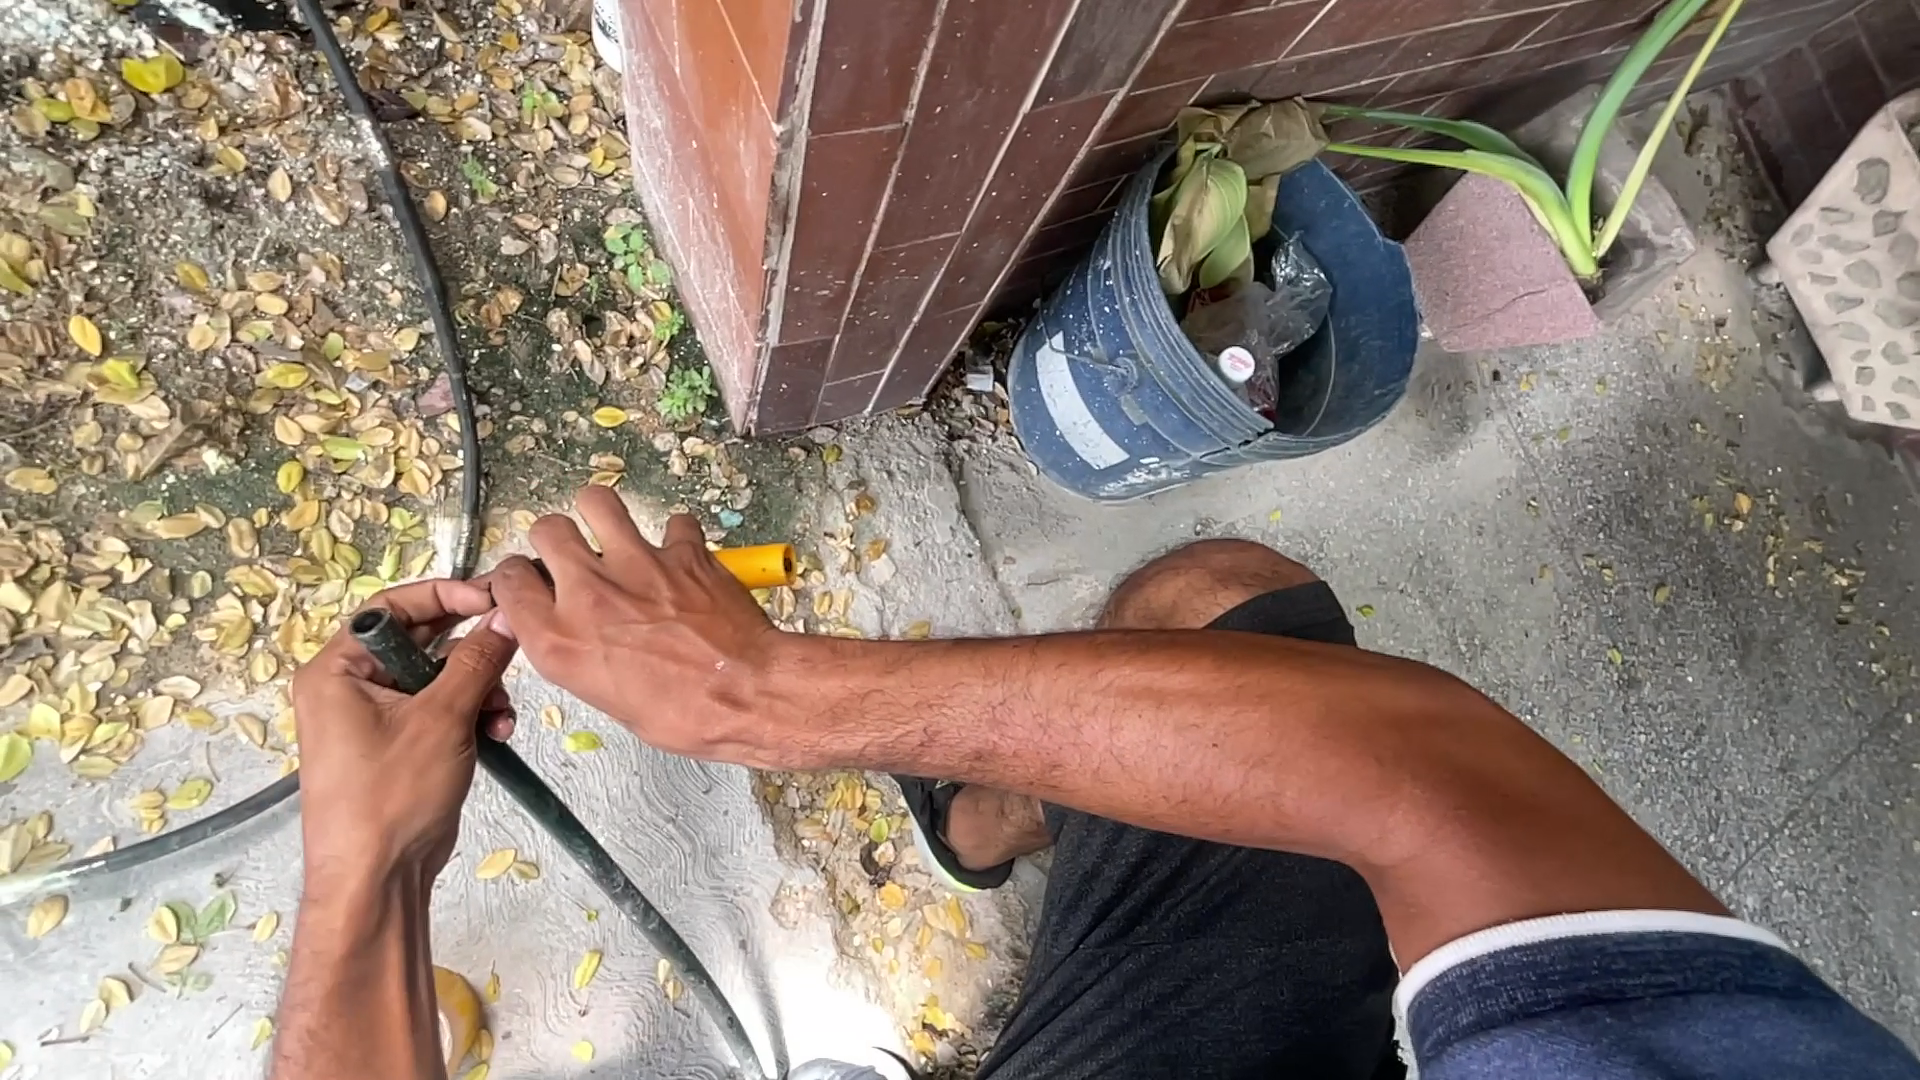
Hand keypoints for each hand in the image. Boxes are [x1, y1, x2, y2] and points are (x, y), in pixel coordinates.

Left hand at [291, 579, 518, 891]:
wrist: (378, 877)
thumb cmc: (393, 793)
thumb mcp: (443, 717)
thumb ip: (479, 659)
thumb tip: (508, 614)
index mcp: (339, 671)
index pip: (393, 608)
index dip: (446, 595)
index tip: (495, 600)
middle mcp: (356, 685)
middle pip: (426, 640)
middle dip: (476, 651)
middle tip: (516, 647)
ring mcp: (383, 714)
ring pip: (447, 674)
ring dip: (484, 688)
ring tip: (502, 716)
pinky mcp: (408, 739)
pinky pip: (450, 705)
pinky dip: (478, 712)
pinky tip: (497, 734)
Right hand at [487, 486, 783, 763]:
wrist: (746, 693)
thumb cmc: (683, 713)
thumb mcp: (606, 699)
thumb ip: (578, 654)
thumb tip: (573, 632)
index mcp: (560, 640)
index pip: (509, 581)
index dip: (520, 578)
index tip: (535, 581)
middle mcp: (590, 593)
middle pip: (547, 530)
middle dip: (557, 537)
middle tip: (577, 551)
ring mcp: (639, 565)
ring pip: (598, 502)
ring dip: (602, 512)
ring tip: (614, 528)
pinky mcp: (686, 552)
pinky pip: (675, 521)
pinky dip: (678, 533)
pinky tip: (682, 551)